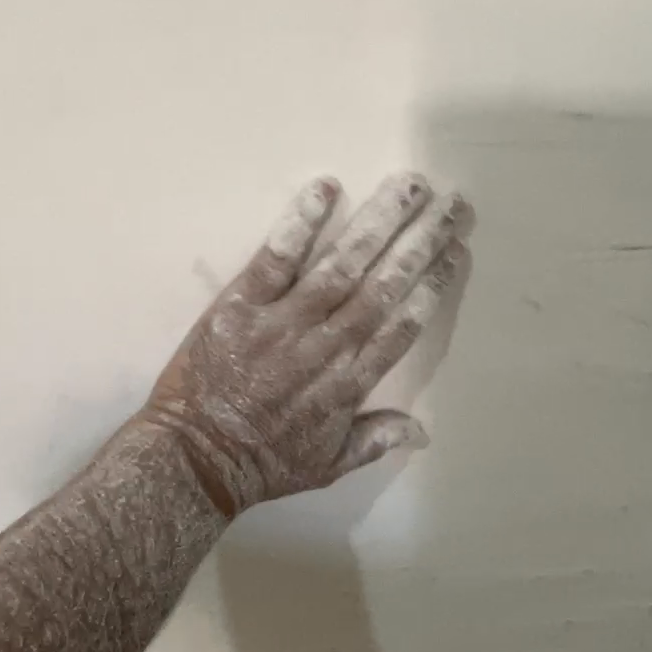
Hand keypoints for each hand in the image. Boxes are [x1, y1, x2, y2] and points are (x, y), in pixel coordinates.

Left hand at [140, 173, 471, 515]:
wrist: (196, 457)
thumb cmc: (263, 463)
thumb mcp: (327, 466)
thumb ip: (375, 442)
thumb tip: (423, 431)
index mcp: (350, 382)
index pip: (403, 325)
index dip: (432, 286)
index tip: (455, 253)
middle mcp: (327, 344)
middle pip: (384, 285)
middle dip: (421, 242)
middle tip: (452, 204)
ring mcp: (284, 320)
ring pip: (342, 264)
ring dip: (379, 222)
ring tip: (410, 185)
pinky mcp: (242, 303)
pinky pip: (276, 258)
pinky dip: (301, 223)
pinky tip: (326, 188)